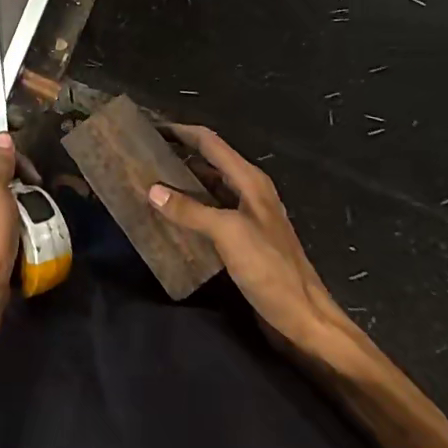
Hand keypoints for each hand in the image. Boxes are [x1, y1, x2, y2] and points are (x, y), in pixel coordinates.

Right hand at [149, 124, 350, 358]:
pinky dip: (187, 208)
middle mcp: (248, 191)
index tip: (148, 127)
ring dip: (180, 182)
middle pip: (207, 161)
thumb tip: (151, 190)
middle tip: (141, 155)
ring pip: (207, 187)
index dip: (179, 131)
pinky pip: (208, 211)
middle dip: (176, 154)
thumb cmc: (271, 270)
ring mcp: (246, 215)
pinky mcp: (241, 239)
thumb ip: (190, 210)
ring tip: (146, 181)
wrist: (305, 320)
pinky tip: (167, 216)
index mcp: (249, 180)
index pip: (209, 141)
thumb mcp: (228, 234)